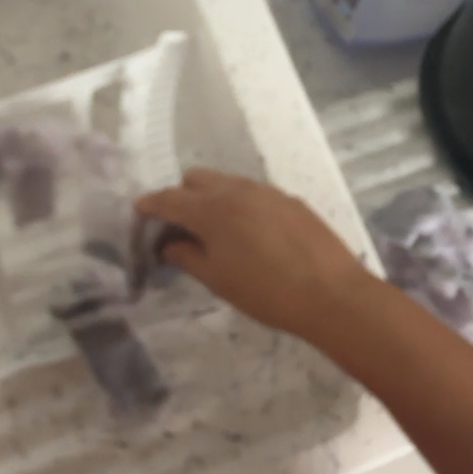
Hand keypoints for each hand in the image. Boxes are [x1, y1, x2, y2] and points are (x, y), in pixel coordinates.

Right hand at [135, 169, 378, 343]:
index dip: (150, 205)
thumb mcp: (218, 279)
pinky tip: (248, 234)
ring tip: (214, 231)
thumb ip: (187, 256)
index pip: (170, 198)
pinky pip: (252, 193)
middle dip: (181, 196)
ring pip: (226, 183)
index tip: (139, 212)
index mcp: (212, 209)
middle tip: (179, 226)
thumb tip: (169, 244)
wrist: (332, 294)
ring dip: (211, 199)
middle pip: (196, 179)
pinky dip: (239, 205)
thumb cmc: (266, 292)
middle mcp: (236, 190)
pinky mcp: (289, 200)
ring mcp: (266, 192)